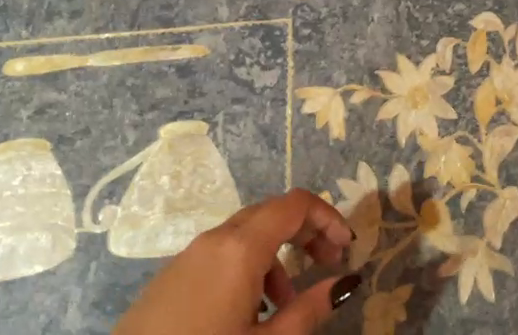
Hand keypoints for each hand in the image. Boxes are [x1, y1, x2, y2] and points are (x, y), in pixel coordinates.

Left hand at [115, 189, 360, 334]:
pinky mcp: (169, 278)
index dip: (329, 216)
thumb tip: (347, 282)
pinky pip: (219, 256)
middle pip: (271, 213)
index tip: (348, 248)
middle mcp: (214, 239)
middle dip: (306, 232)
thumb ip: (309, 310)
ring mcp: (187, 256)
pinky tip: (248, 313)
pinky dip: (247, 268)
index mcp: (241, 247)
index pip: (296, 203)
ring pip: (245, 236)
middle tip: (328, 263)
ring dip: (276, 255)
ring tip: (286, 304)